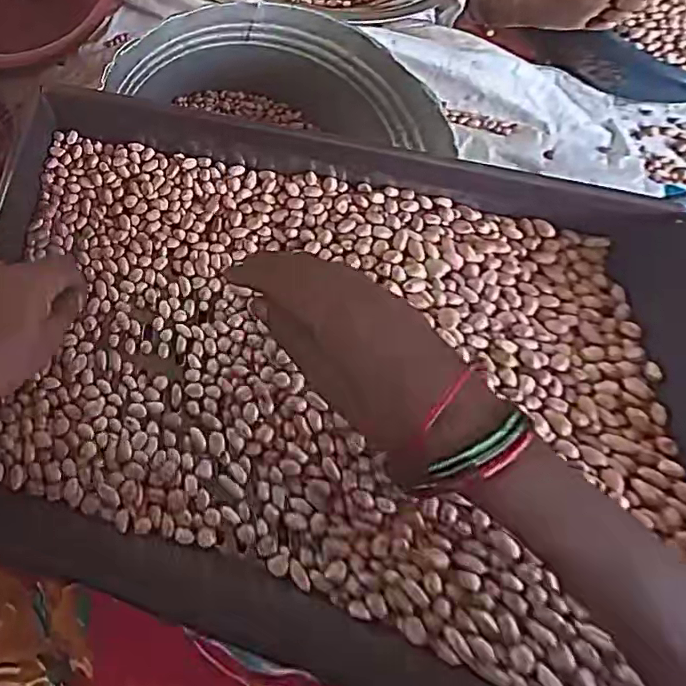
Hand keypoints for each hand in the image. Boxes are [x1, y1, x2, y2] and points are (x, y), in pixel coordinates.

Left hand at [0, 258, 85, 438]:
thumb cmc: (3, 361)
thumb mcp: (45, 344)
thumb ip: (63, 314)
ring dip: (12, 297)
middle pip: (33, 272)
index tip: (73, 302)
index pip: (65, 265)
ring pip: (5, 280)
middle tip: (39, 324)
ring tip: (7, 329)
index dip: (74, 282)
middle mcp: (5, 267)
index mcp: (34, 278)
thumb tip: (72, 296)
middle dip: (40, 292)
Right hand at [225, 251, 506, 485]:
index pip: (280, 276)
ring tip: (270, 280)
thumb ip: (290, 334)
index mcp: (330, 309)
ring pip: (323, 266)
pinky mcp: (391, 301)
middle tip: (244, 274)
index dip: (251, 273)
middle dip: (269, 265)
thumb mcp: (323, 377)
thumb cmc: (380, 409)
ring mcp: (375, 293)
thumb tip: (261, 304)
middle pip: (301, 264)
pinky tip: (309, 289)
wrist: (456, 421)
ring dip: (293, 267)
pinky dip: (317, 275)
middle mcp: (352, 290)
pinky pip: (342, 275)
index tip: (229, 277)